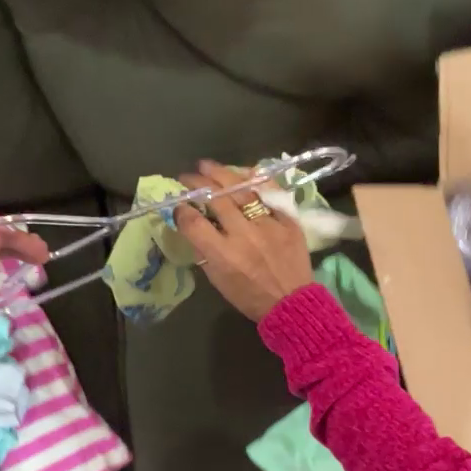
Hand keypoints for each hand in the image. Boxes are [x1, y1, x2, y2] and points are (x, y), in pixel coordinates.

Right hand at [173, 161, 313, 322]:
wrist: (292, 304)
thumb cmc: (250, 297)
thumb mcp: (218, 280)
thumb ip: (205, 250)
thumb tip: (192, 224)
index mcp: (223, 255)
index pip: (194, 222)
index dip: (181, 210)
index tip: (178, 205)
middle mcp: (244, 235)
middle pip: (216, 198)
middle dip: (197, 183)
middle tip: (187, 176)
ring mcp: (268, 225)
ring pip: (242, 189)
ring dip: (222, 174)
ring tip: (207, 166)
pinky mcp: (288, 220)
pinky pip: (271, 192)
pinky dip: (256, 180)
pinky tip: (243, 172)